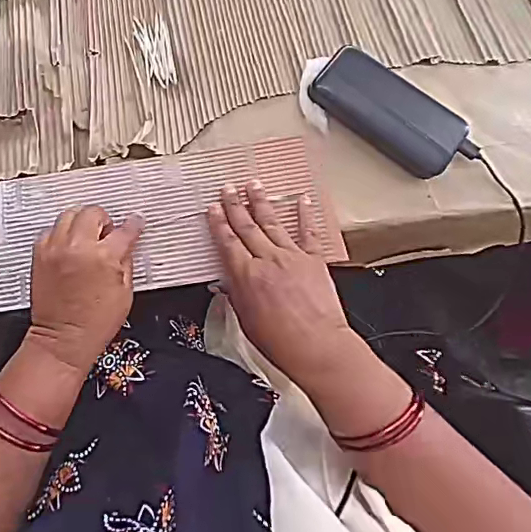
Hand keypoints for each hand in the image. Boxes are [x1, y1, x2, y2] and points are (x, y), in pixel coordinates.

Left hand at [25, 205, 143, 373]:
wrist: (62, 341)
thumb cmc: (94, 324)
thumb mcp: (125, 292)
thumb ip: (127, 261)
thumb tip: (127, 244)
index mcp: (104, 257)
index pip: (124, 229)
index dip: (133, 225)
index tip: (134, 223)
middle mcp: (77, 248)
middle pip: (93, 212)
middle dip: (104, 221)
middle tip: (107, 234)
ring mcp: (56, 249)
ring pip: (69, 214)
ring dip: (81, 223)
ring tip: (86, 238)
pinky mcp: (40, 255)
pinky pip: (51, 230)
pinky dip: (61, 234)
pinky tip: (69, 247)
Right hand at [207, 181, 361, 386]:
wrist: (317, 346)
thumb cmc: (282, 342)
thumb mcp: (246, 320)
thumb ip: (237, 296)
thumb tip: (229, 284)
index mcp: (246, 276)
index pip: (227, 242)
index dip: (218, 223)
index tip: (213, 208)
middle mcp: (267, 260)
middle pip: (246, 226)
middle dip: (234, 205)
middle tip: (227, 188)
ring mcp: (291, 257)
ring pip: (272, 223)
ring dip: (260, 202)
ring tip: (253, 185)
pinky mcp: (313, 260)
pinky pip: (307, 232)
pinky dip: (304, 214)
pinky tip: (301, 200)